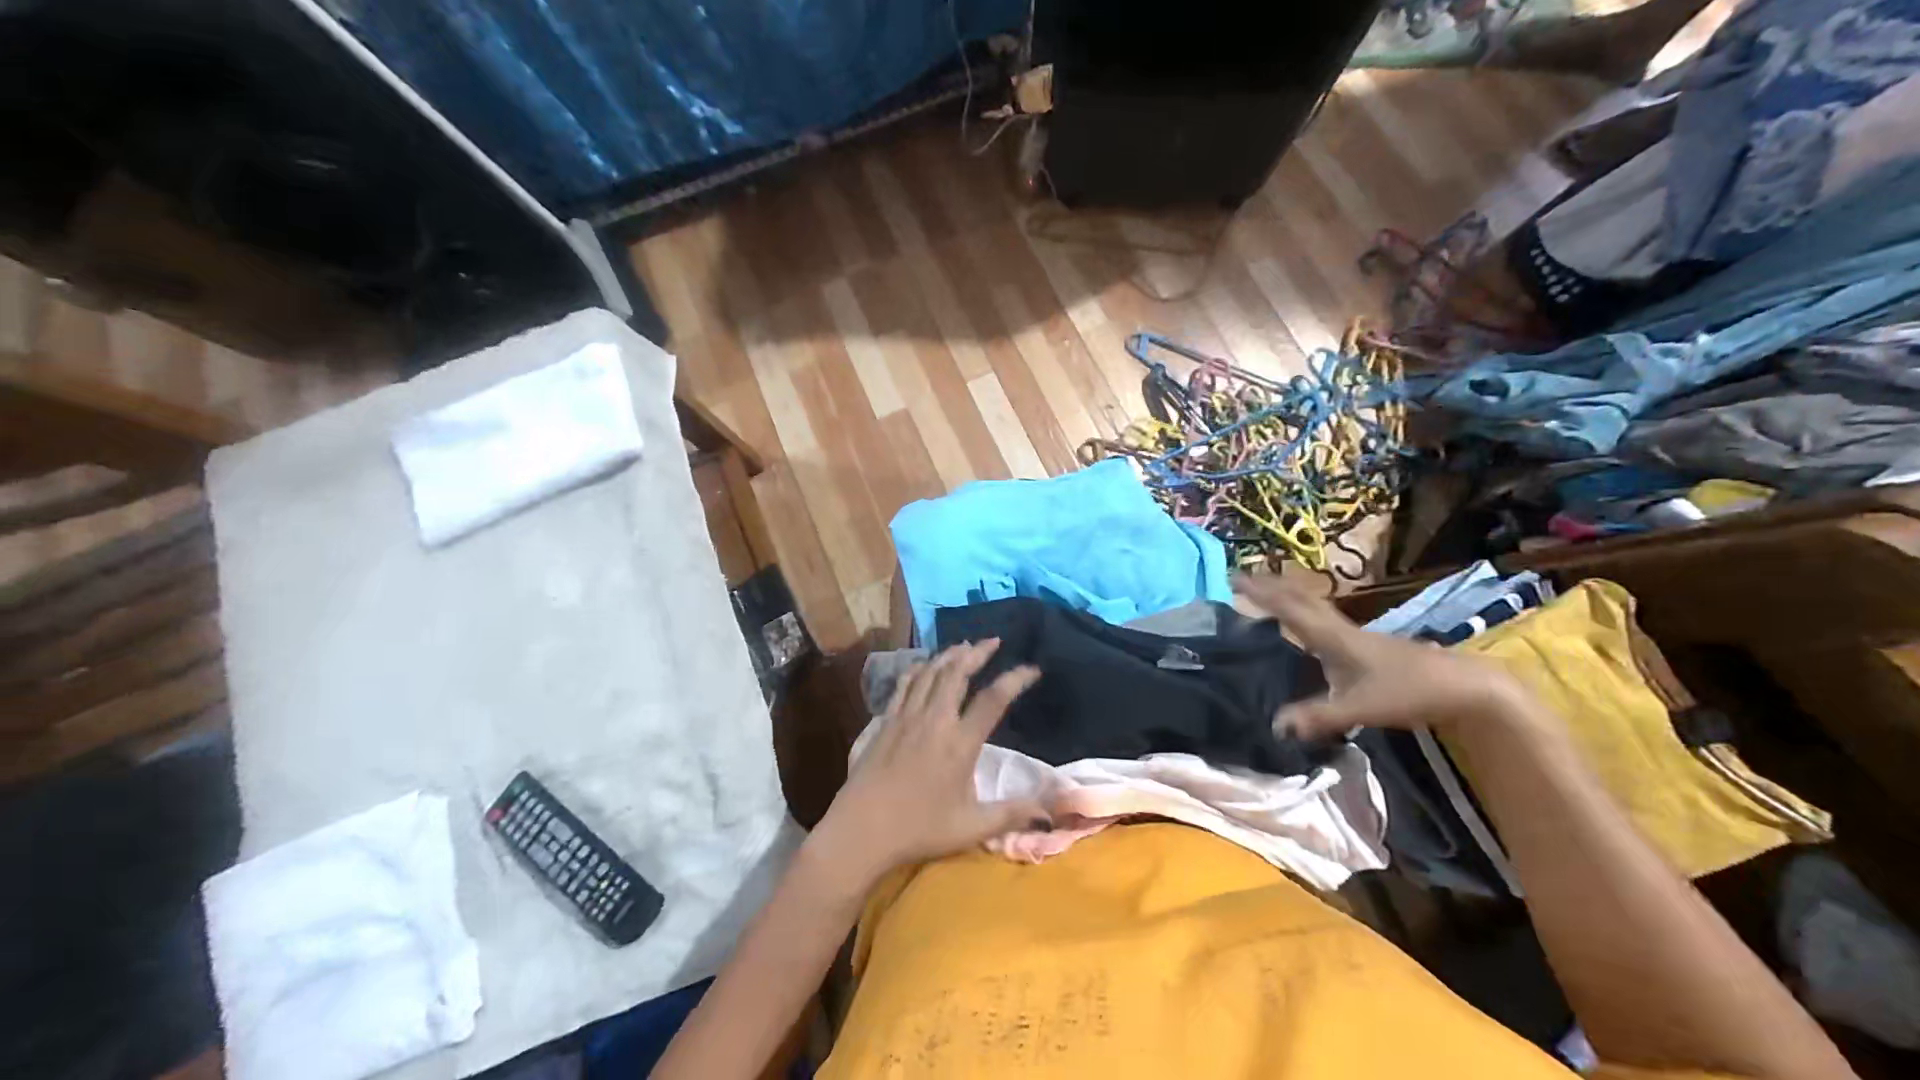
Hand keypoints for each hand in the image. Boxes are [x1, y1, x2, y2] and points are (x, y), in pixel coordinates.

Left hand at [810, 640, 1047, 884]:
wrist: (862, 829)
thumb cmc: (919, 829)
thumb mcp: (972, 827)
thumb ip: (1012, 814)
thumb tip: (1050, 810)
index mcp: (960, 743)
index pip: (993, 700)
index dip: (1015, 679)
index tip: (1032, 669)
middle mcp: (935, 720)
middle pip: (958, 672)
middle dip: (978, 652)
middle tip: (994, 641)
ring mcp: (907, 717)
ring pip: (931, 672)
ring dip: (950, 655)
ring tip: (965, 645)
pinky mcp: (886, 721)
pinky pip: (905, 683)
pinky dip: (919, 667)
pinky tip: (925, 664)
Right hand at [1232, 574, 1531, 738]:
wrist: (1466, 686)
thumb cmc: (1411, 691)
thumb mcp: (1360, 708)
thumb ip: (1318, 717)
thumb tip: (1275, 725)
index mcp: (1333, 638)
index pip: (1289, 609)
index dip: (1260, 594)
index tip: (1233, 579)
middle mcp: (1341, 630)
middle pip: (1300, 599)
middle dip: (1270, 587)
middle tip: (1242, 578)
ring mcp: (1356, 636)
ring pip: (1314, 607)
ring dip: (1288, 596)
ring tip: (1266, 593)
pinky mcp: (1367, 646)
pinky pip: (1323, 620)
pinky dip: (1304, 613)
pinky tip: (1304, 627)